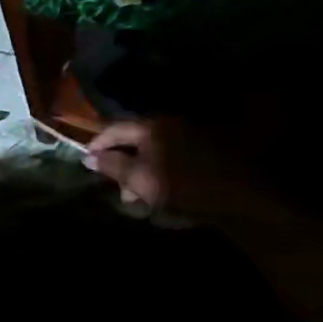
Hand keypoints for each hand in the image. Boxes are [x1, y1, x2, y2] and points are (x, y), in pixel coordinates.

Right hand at [84, 117, 236, 216]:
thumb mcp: (139, 179)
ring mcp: (188, 134)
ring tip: (138, 194)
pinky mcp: (202, 148)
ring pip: (151, 149)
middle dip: (120, 162)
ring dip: (139, 169)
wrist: (235, 197)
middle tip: (116, 186)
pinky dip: (157, 168)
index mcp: (151, 127)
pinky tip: (158, 188)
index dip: (97, 144)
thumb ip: (112, 166)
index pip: (113, 128)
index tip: (87, 162)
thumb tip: (88, 157)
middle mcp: (169, 124)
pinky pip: (169, 155)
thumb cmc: (180, 187)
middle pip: (133, 139)